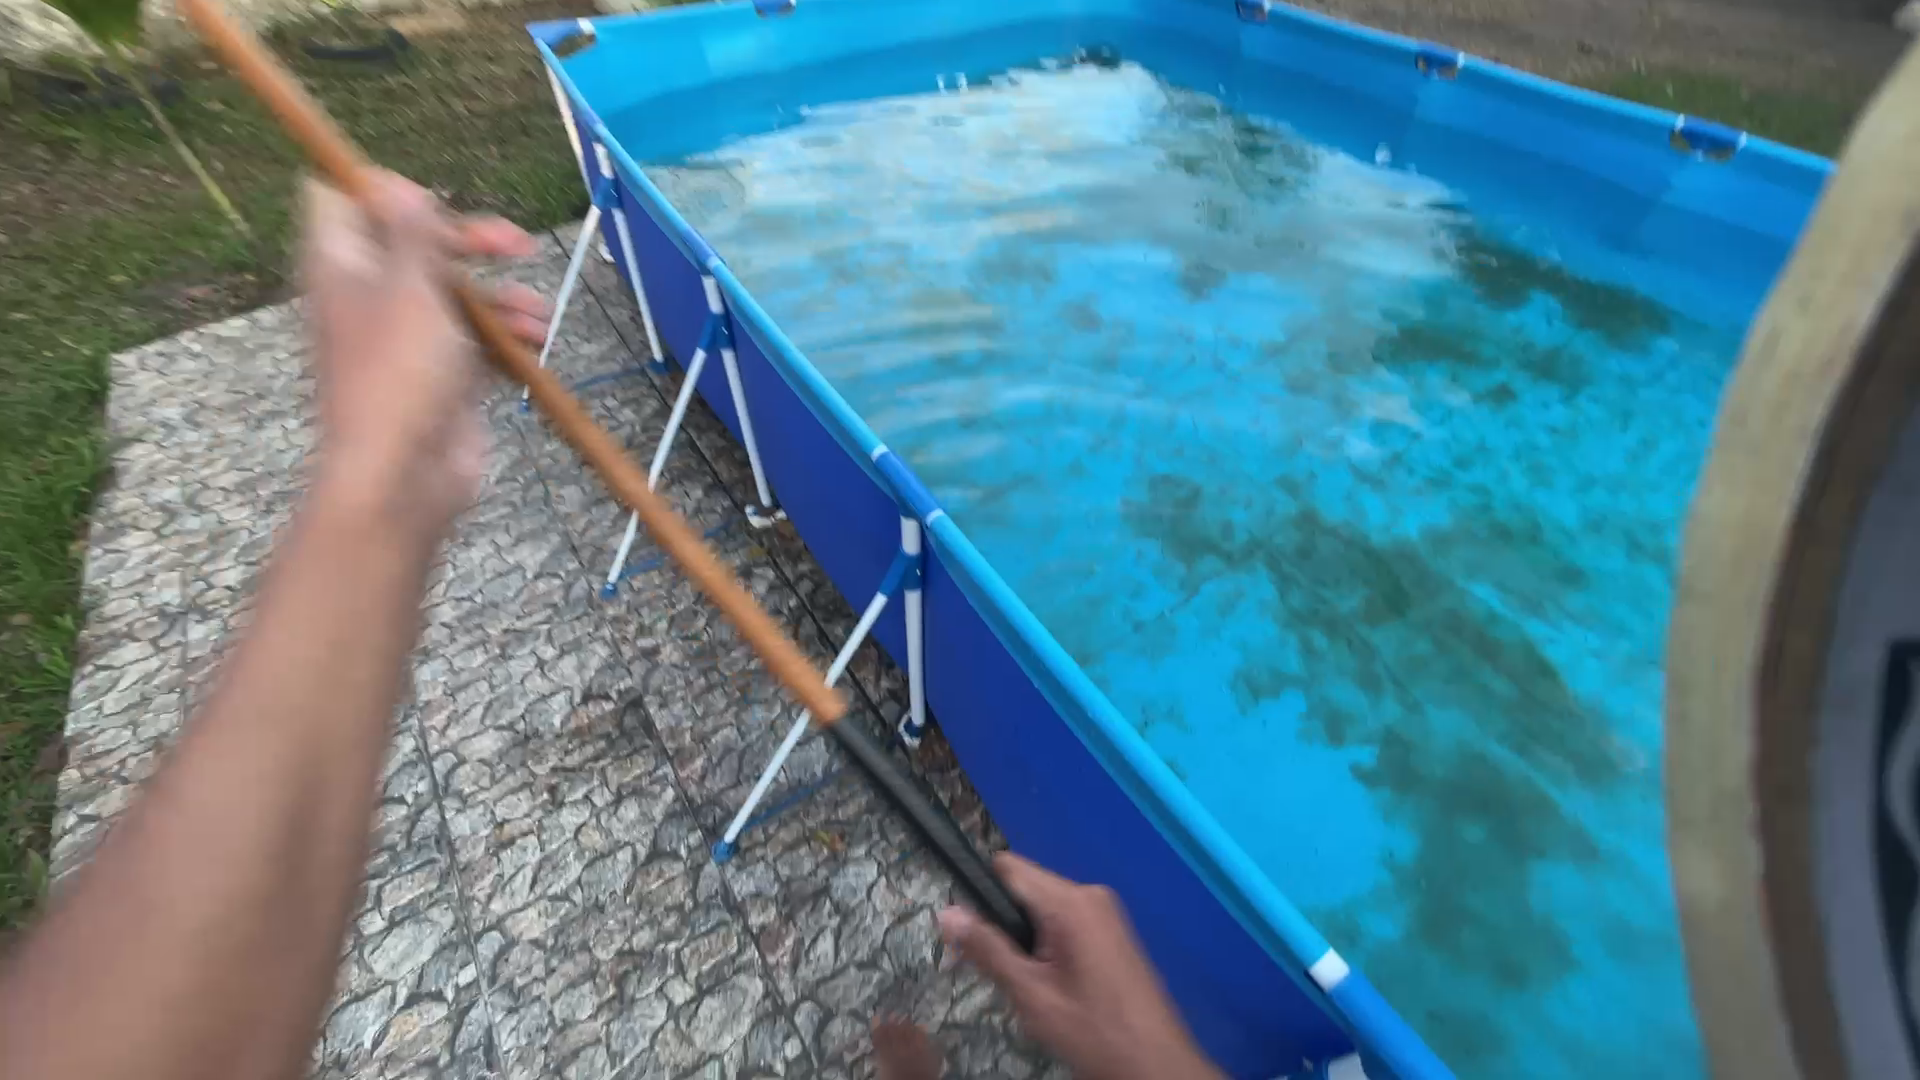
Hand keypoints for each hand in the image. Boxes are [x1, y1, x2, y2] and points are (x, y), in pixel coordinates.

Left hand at [302, 173, 548, 530]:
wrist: (406, 470)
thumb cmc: (399, 375)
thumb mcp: (408, 289)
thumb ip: (408, 235)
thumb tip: (395, 185)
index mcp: (344, 267)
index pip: (346, 202)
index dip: (389, 194)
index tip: (439, 206)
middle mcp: (374, 298)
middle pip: (421, 248)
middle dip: (473, 244)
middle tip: (519, 245)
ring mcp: (413, 340)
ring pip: (461, 298)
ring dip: (505, 300)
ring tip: (540, 317)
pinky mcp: (447, 376)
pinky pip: (480, 342)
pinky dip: (509, 340)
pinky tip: (538, 345)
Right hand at [938, 854, 1222, 1079]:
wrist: (1158, 1067)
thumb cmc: (1093, 1032)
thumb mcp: (1032, 995)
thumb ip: (988, 950)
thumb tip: (947, 913)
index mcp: (1069, 901)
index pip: (1008, 867)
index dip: (981, 892)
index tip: (969, 931)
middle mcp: (1088, 893)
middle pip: (1026, 886)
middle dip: (1004, 921)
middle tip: (1001, 971)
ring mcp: (1105, 910)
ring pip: (1044, 905)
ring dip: (1026, 936)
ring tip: (1028, 983)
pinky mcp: (1112, 928)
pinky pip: (1065, 918)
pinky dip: (1049, 941)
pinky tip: (1052, 982)